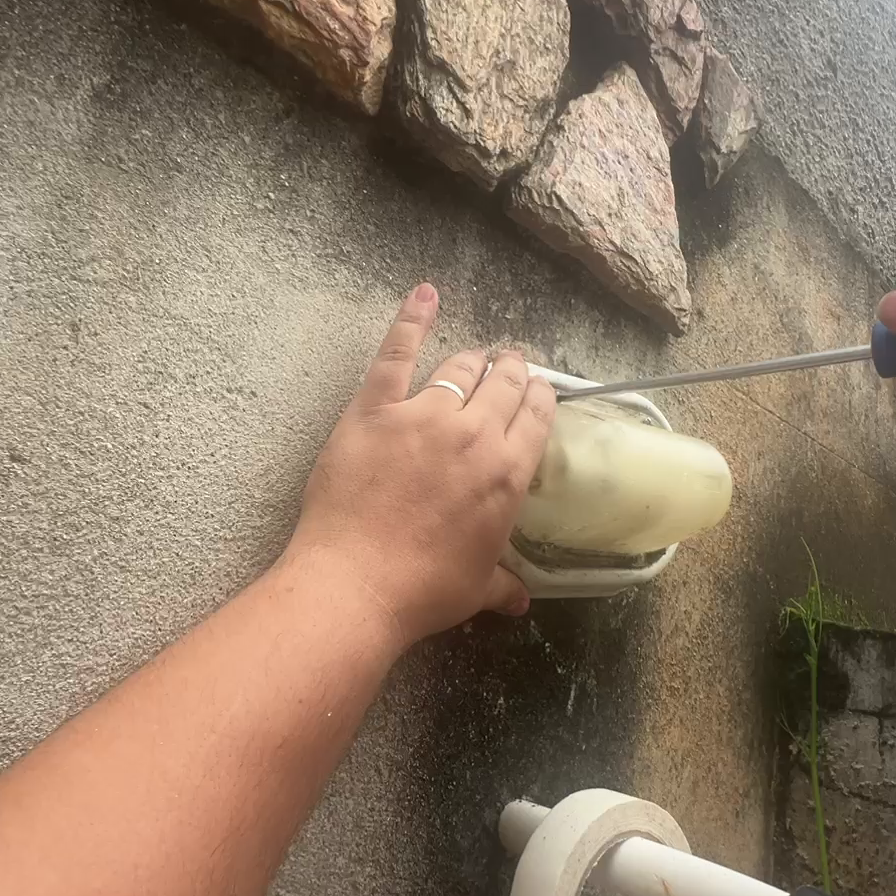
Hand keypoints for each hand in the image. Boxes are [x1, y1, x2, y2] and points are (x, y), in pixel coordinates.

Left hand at [282, 283, 556, 647]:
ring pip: (460, 369)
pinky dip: (411, 320)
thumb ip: (503, 584)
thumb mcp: (475, 589)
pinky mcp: (376, 409)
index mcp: (507, 475)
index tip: (536, 392)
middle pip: (505, 384)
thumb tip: (521, 601)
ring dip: (475, 359)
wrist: (356, 583)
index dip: (539, 398)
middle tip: (510, 366)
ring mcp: (424, 415)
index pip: (537, 416)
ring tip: (479, 355)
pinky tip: (424, 293)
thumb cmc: (422, 591)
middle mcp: (475, 435)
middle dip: (512, 371)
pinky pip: (396, 354)